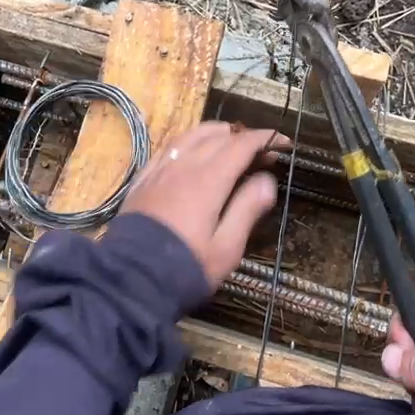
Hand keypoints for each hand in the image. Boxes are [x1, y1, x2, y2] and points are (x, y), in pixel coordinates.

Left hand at [120, 123, 289, 287]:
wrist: (131, 281)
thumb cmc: (187, 268)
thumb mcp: (226, 248)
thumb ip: (247, 209)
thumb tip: (267, 180)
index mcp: (208, 179)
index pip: (241, 145)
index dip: (265, 139)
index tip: (284, 142)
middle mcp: (184, 164)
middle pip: (218, 135)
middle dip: (244, 138)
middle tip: (262, 154)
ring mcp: (161, 169)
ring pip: (192, 135)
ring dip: (217, 134)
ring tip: (232, 145)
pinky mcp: (144, 178)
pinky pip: (170, 146)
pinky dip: (190, 141)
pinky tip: (194, 151)